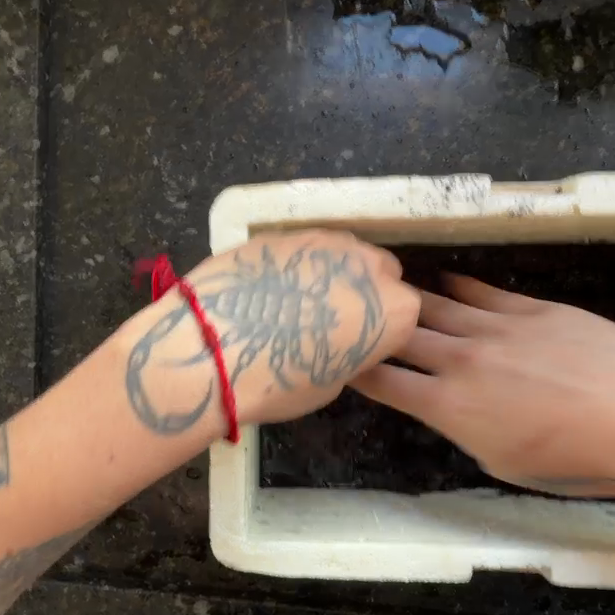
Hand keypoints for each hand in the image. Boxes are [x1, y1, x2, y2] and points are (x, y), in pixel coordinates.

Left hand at [122, 229, 418, 434]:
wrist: (211, 350)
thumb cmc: (277, 380)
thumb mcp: (330, 383)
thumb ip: (351, 351)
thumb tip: (341, 339)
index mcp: (393, 308)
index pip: (403, 316)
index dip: (378, 333)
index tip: (354, 348)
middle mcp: (366, 264)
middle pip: (378, 273)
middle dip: (360, 293)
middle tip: (325, 323)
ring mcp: (322, 240)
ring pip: (340, 254)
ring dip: (328, 274)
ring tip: (292, 305)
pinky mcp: (281, 232)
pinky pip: (300, 249)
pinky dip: (291, 267)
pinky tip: (263, 291)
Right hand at [351, 274, 614, 498]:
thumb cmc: (575, 463)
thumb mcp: (502, 462)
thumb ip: (466, 427)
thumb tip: (456, 407)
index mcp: (448, 408)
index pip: (384, 382)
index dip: (357, 371)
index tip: (342, 362)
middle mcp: (461, 362)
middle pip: (402, 337)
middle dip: (376, 329)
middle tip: (358, 316)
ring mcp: (496, 330)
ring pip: (437, 307)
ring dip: (410, 301)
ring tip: (390, 290)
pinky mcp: (532, 310)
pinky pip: (482, 292)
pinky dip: (458, 286)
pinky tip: (445, 279)